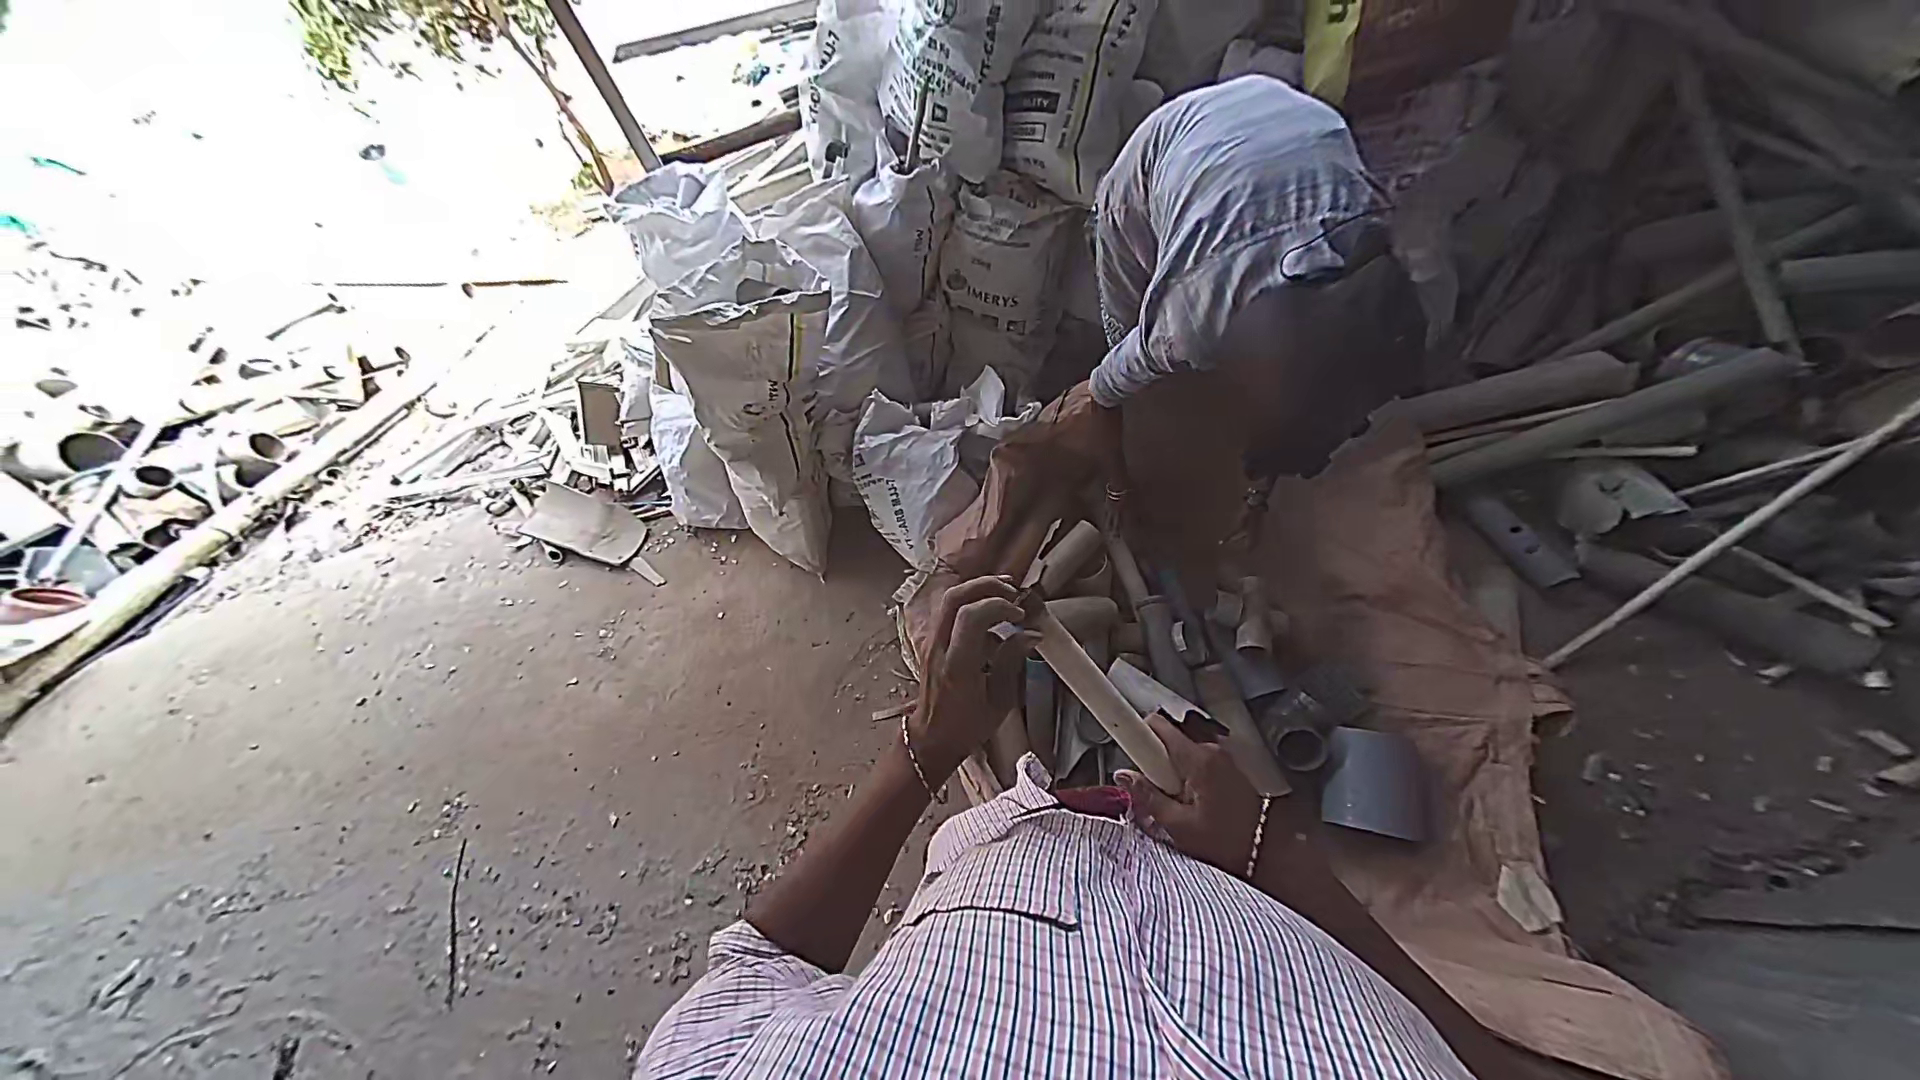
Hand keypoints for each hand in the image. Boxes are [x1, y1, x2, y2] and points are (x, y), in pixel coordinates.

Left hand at [911, 577, 1040, 780]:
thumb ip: (1012, 661)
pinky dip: (970, 602)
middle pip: (954, 598)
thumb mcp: (1000, 700)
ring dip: (977, 590)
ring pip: (948, 600)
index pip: (971, 617)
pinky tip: (991, 613)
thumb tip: (1031, 633)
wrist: (932, 738)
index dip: (998, 606)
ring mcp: (931, 642)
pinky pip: (948, 611)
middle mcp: (939, 648)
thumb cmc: (967, 725)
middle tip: (1012, 591)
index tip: (1019, 615)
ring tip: (1005, 595)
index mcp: (957, 665)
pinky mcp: (932, 641)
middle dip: (986, 586)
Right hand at [1117, 713, 1265, 874]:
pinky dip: (1185, 774)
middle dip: (1153, 759)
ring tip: (1176, 800)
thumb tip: (1123, 775)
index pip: (1157, 725)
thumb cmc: (1230, 844)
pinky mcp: (1227, 767)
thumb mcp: (1181, 825)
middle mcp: (1211, 750)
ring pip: (1180, 749)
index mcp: (1198, 758)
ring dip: (1169, 768)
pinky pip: (1195, 759)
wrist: (1274, 856)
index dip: (1137, 733)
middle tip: (1155, 788)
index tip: (1126, 746)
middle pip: (1167, 737)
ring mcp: (1221, 757)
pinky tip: (1191, 801)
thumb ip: (1148, 796)